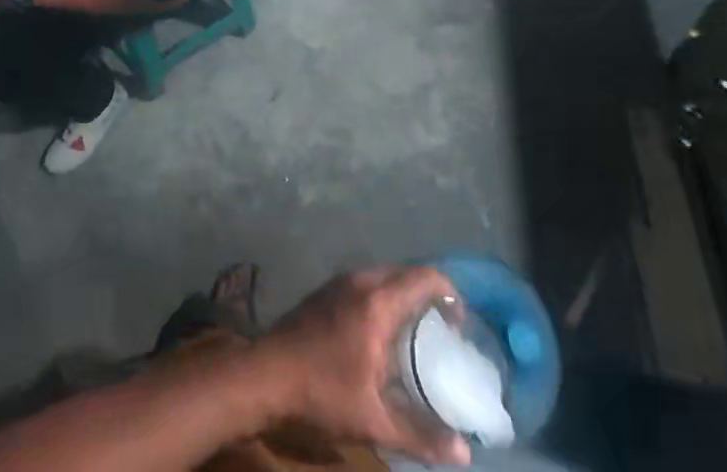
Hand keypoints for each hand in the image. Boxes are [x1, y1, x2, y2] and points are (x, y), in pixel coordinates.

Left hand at [254, 266, 470, 465]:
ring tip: (413, 332)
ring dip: (403, 295)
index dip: (450, 294)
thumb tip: (465, 453)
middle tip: (441, 331)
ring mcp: (339, 283)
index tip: (458, 324)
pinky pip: (365, 282)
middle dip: (428, 295)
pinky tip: (379, 331)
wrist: (262, 376)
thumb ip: (421, 435)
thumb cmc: (321, 394)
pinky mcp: (324, 290)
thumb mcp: (373, 421)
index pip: (425, 278)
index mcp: (378, 303)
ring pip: (384, 275)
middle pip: (406, 273)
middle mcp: (360, 282)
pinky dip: (382, 296)